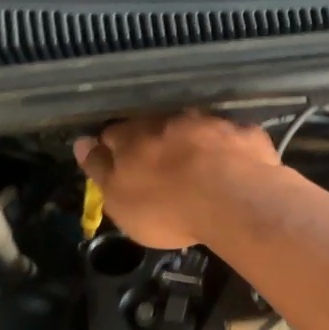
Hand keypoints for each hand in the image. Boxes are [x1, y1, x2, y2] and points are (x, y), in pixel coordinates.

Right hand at [74, 111, 282, 248]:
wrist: (234, 201)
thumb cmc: (168, 209)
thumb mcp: (119, 201)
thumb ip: (99, 170)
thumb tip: (82, 143)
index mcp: (134, 137)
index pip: (114, 135)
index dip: (115, 151)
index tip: (122, 168)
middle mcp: (172, 120)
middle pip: (157, 128)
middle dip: (158, 143)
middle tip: (166, 171)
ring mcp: (212, 122)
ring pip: (198, 127)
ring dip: (197, 142)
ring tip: (204, 169)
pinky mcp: (246, 133)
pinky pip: (235, 138)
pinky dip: (233, 150)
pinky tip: (239, 168)